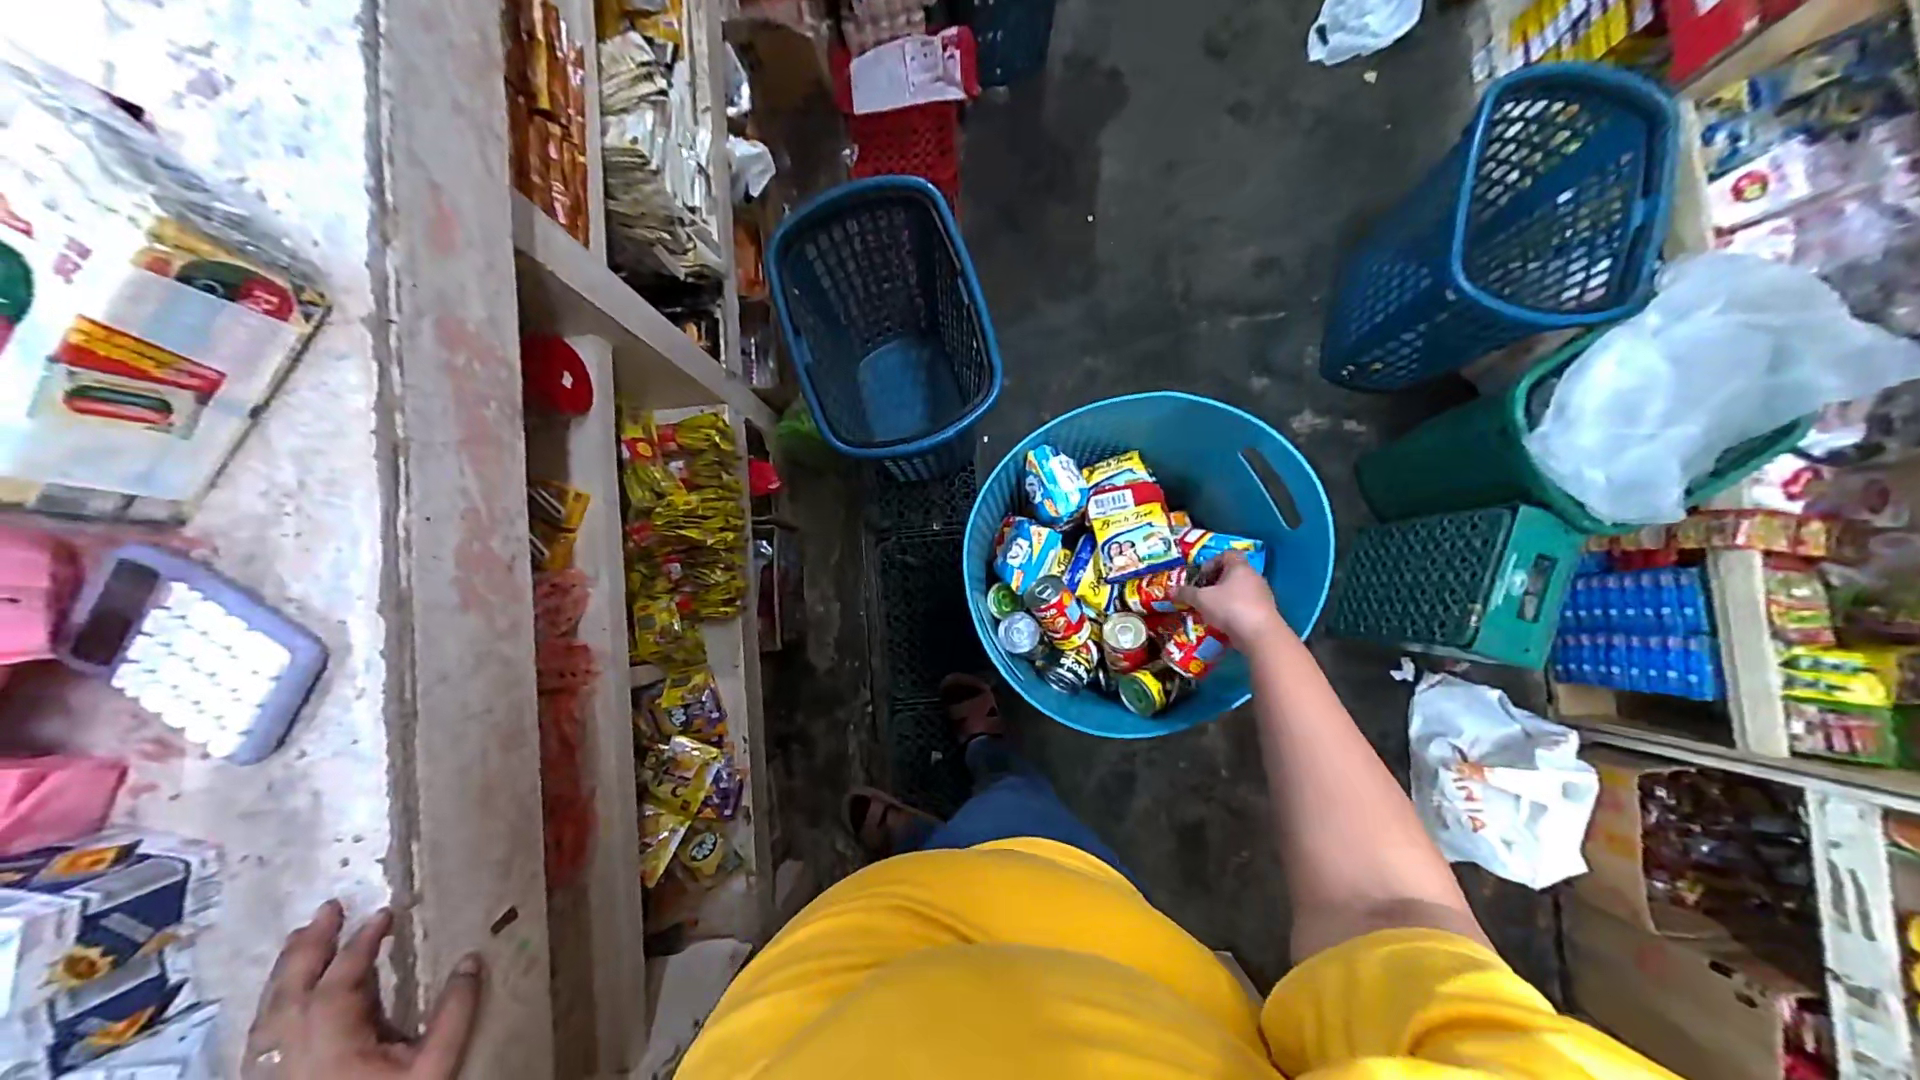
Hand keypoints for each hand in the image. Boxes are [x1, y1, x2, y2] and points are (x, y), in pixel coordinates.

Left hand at [244, 901, 481, 1079]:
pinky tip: (285, 992)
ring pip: (267, 1013)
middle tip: (329, 907)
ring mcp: (269, 1074)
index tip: (385, 914)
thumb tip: (472, 958)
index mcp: (330, 1046)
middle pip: (289, 992)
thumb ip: (454, 1014)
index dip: (361, 945)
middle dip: (309, 946)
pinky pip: (259, 1035)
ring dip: (286, 969)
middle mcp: (289, 1056)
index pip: (340, 982)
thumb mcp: (434, 1067)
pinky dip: (273, 1001)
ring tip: (303, 935)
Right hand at [1178, 551, 1291, 643]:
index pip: (1227, 554)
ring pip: (1239, 589)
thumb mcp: (1201, 599)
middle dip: (1216, 581)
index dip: (1212, 562)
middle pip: (1233, 572)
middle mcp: (1254, 576)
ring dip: (1225, 596)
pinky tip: (1224, 621)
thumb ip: (1186, 593)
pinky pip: (1246, 604)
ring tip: (1211, 608)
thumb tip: (1170, 590)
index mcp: (1239, 567)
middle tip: (1203, 592)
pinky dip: (1234, 609)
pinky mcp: (1265, 610)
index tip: (1201, 576)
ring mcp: (1262, 593)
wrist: (1259, 634)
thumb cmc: (1229, 607)